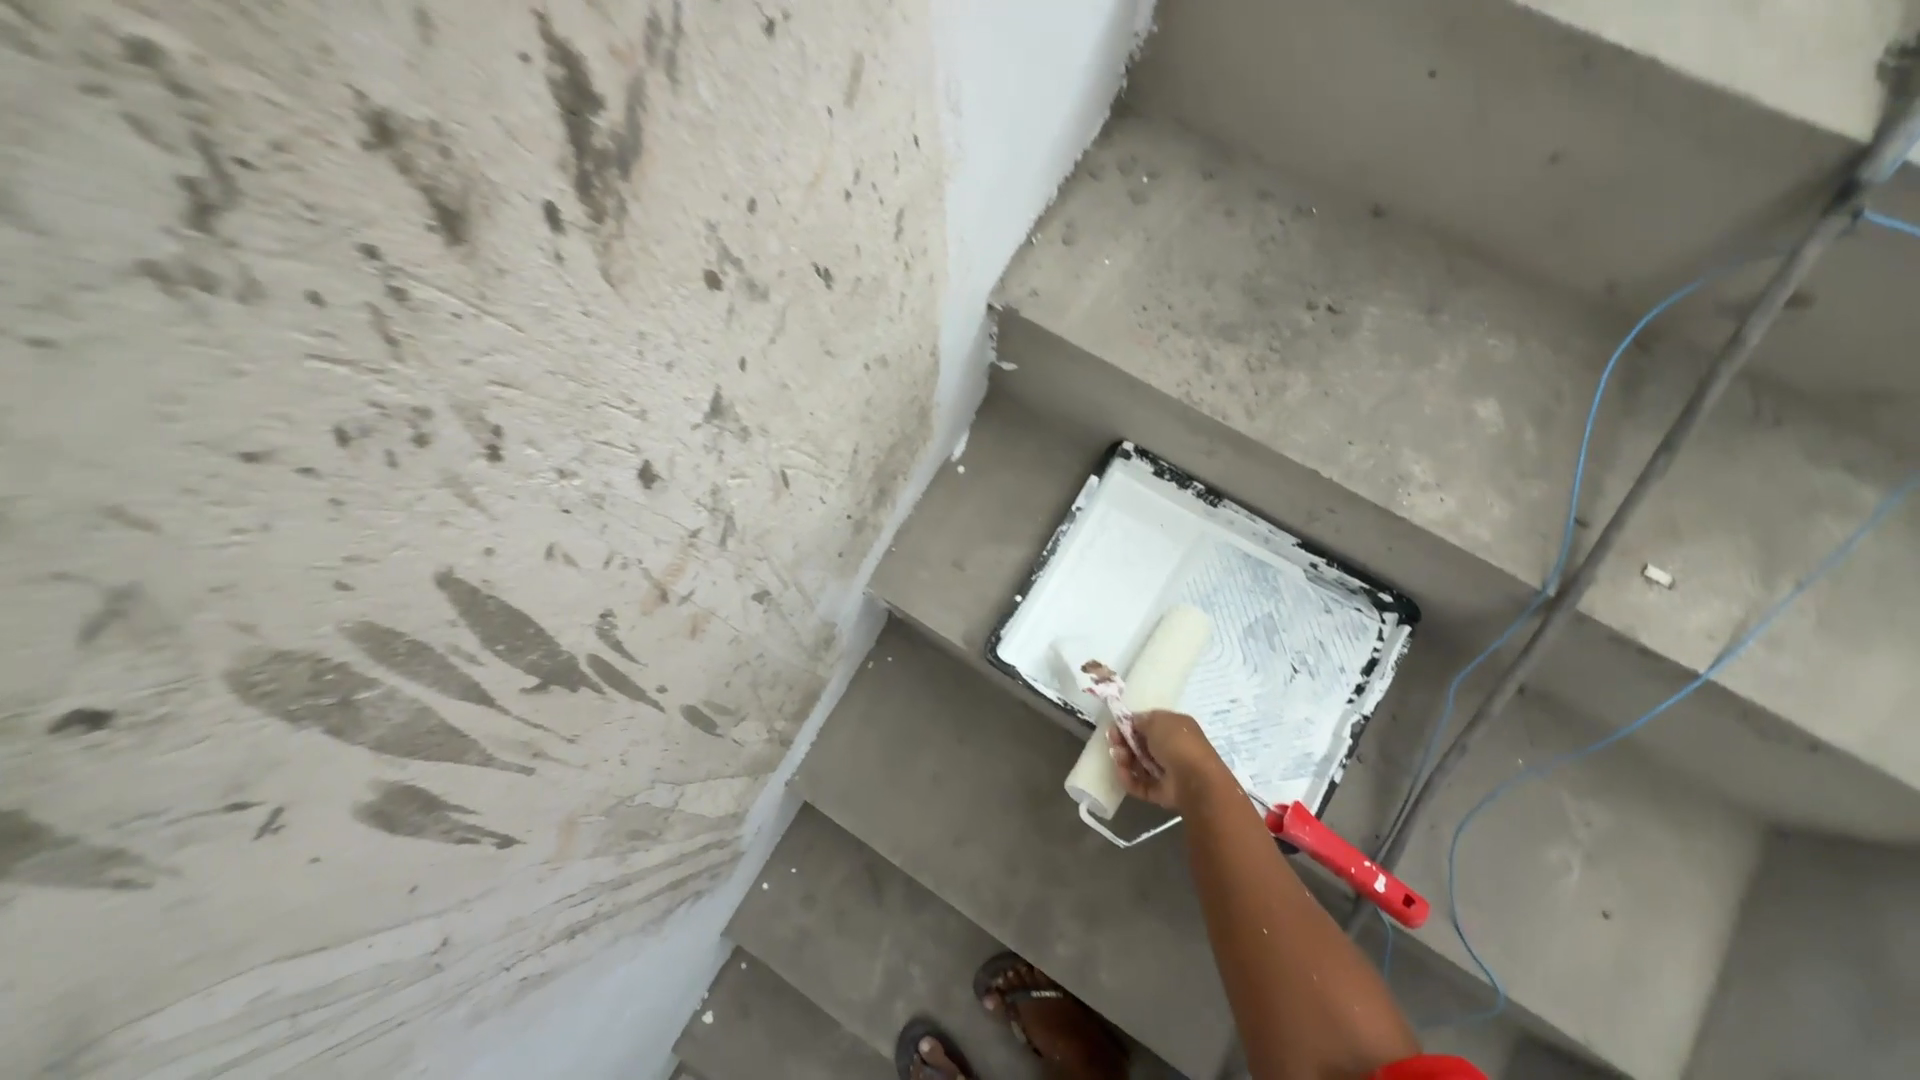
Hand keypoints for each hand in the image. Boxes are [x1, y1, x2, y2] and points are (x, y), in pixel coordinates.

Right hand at [1108, 710, 1231, 810]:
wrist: (1194, 779)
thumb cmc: (1177, 743)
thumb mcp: (1157, 721)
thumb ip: (1141, 720)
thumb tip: (1132, 722)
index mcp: (1174, 728)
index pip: (1148, 725)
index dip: (1129, 725)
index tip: (1114, 727)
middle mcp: (1171, 748)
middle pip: (1140, 745)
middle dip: (1123, 743)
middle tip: (1114, 743)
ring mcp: (1166, 771)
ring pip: (1137, 765)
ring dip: (1124, 760)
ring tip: (1119, 758)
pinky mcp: (1160, 791)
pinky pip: (1140, 784)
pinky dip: (1129, 779)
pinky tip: (1122, 773)